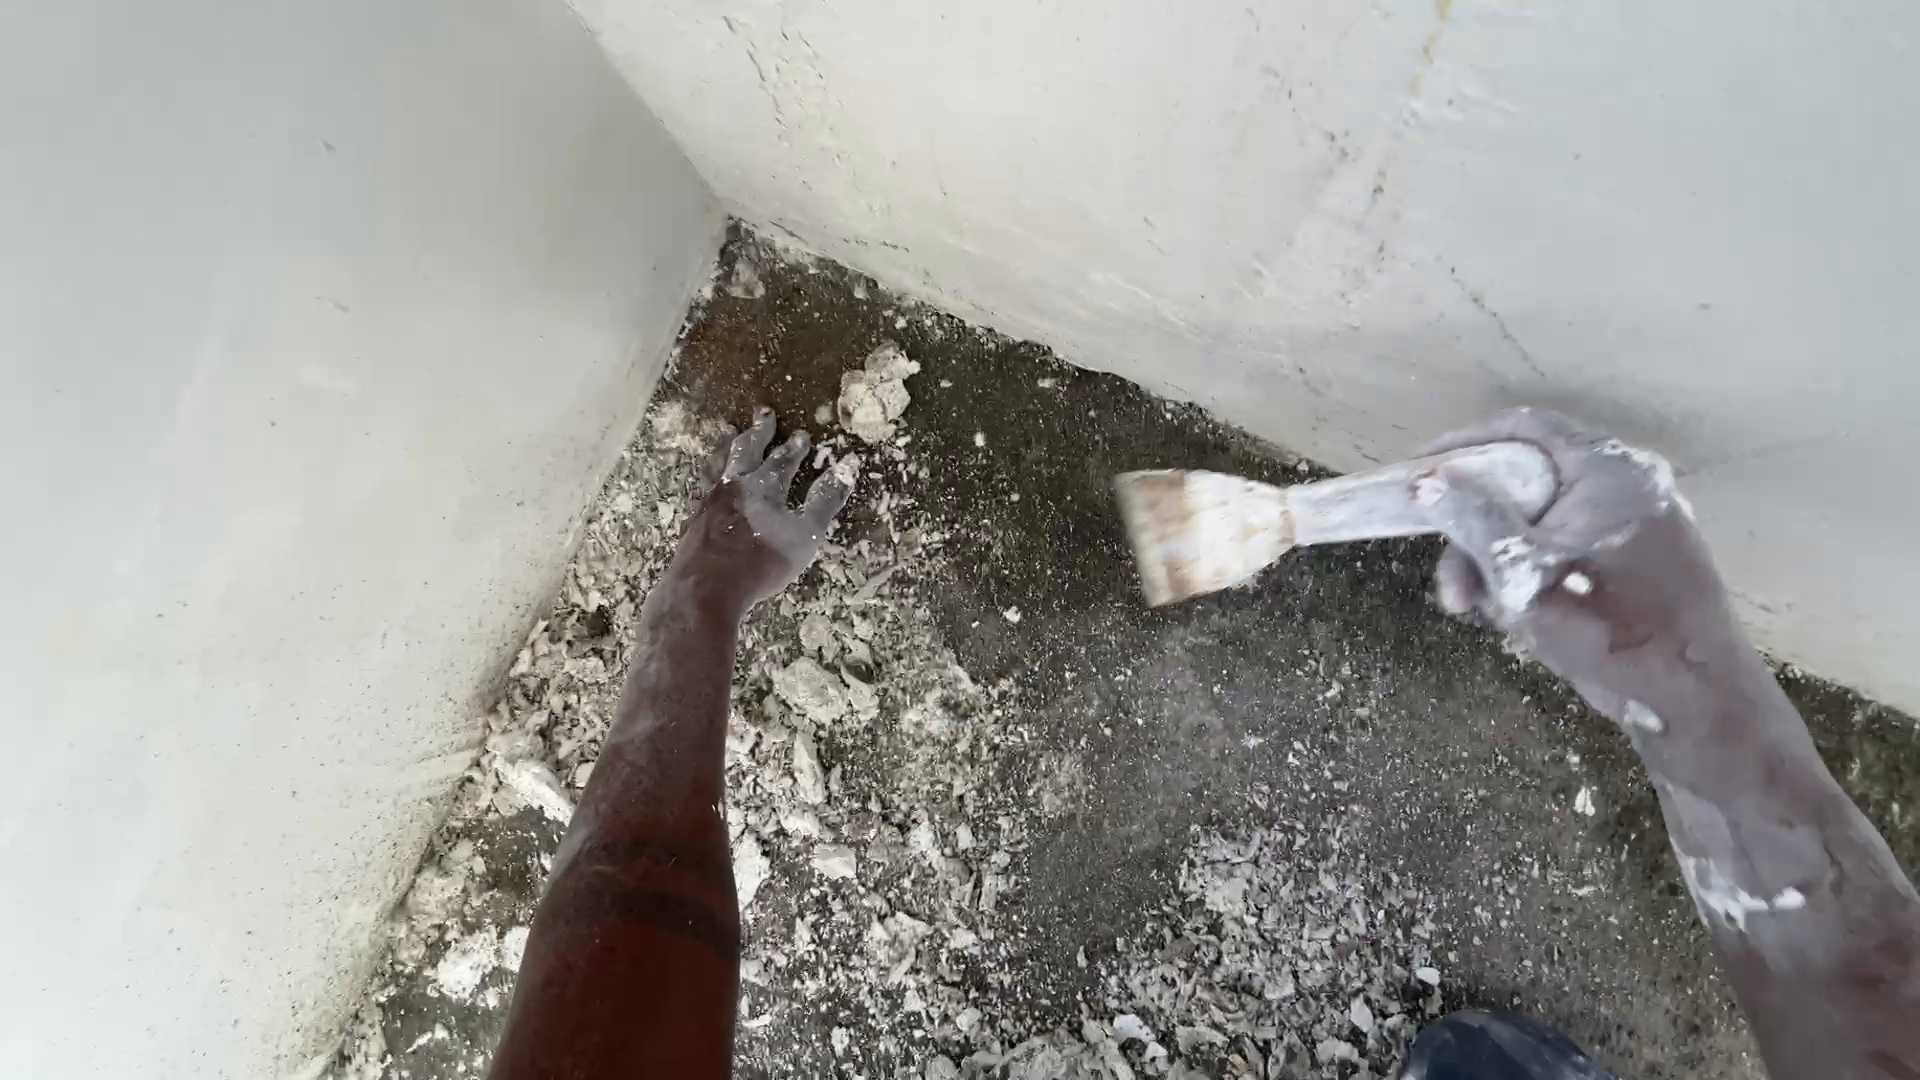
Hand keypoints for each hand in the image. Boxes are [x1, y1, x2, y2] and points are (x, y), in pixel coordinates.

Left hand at [675, 407, 853, 611]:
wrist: (707, 587)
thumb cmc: (763, 561)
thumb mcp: (806, 532)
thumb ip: (825, 500)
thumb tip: (849, 467)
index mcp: (765, 486)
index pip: (783, 460)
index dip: (795, 448)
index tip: (802, 435)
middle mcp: (735, 485)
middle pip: (746, 450)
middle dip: (758, 432)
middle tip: (763, 414)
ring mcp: (709, 501)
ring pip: (717, 462)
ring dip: (724, 445)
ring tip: (726, 432)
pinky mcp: (692, 519)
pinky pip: (699, 486)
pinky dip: (705, 475)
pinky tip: (705, 479)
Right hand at [1409, 408, 1746, 728]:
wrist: (1689, 701)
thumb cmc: (1609, 629)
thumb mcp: (1521, 572)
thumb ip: (1471, 519)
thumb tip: (1424, 479)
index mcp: (1608, 474)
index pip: (1523, 429)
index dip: (1462, 443)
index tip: (1415, 470)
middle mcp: (1620, 487)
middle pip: (1515, 484)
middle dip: (1467, 528)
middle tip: (1442, 565)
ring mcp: (1623, 525)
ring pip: (1525, 522)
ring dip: (1484, 560)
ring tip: (1468, 605)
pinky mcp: (1620, 560)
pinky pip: (1547, 548)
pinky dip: (1515, 572)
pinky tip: (1504, 612)